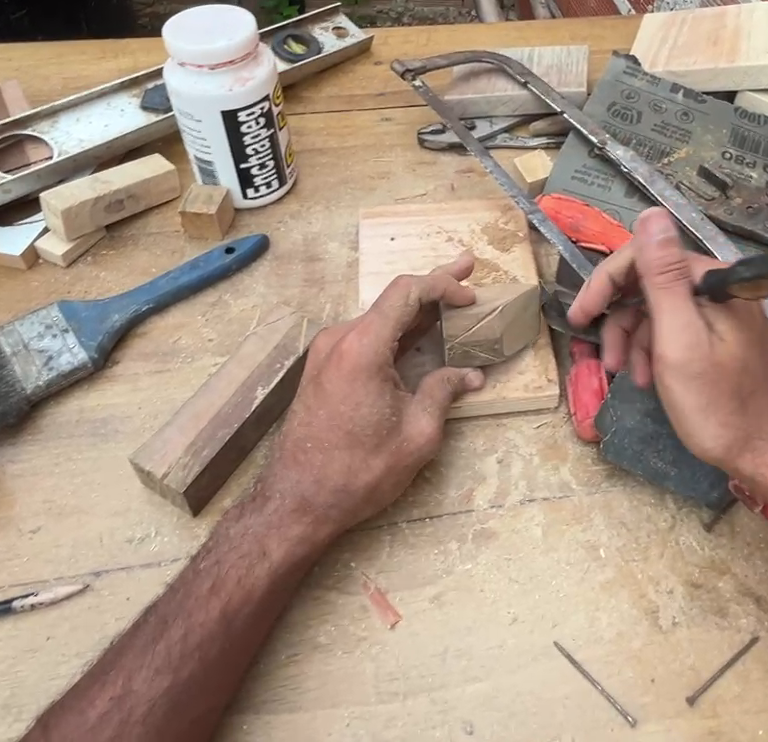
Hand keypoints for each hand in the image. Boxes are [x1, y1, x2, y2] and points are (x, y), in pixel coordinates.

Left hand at [260, 254, 486, 538]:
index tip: (471, 297)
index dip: (442, 286)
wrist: (296, 501)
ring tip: (452, 302)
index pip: (406, 292)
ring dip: (418, 309)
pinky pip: (368, 335)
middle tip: (467, 267)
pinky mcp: (325, 367)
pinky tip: (421, 331)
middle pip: (393, 298)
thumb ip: (443, 393)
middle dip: (434, 285)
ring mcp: (328, 352)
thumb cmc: (358, 472)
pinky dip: (399, 329)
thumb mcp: (416, 436)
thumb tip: (470, 375)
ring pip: (381, 316)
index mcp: (362, 348)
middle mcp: (340, 339)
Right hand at [566, 208, 767, 484]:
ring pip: (656, 311)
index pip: (645, 257)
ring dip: (633, 340)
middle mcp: (719, 287)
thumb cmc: (721, 405)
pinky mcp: (720, 337)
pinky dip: (653, 352)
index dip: (606, 283)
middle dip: (618, 318)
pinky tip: (649, 379)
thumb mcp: (680, 340)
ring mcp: (721, 312)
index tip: (579, 316)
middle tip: (598, 352)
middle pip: (649, 284)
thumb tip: (650, 212)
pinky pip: (673, 331)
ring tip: (626, 375)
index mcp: (713, 279)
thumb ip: (662, 277)